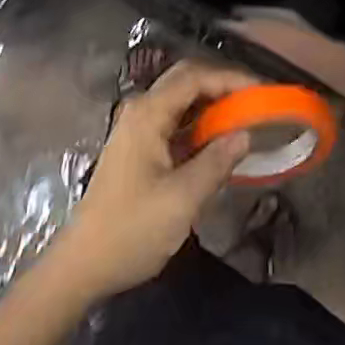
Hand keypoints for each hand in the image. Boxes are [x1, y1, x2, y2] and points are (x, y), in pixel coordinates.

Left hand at [46, 59, 256, 298]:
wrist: (82, 267)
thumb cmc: (131, 231)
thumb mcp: (182, 200)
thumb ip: (217, 162)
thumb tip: (246, 134)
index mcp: (147, 114)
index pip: (195, 77)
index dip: (231, 78)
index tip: (262, 92)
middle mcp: (140, 111)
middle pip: (186, 81)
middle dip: (222, 86)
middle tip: (254, 101)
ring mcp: (136, 129)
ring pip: (180, 101)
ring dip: (212, 105)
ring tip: (243, 118)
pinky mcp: (137, 148)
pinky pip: (174, 122)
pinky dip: (199, 124)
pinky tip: (217, 142)